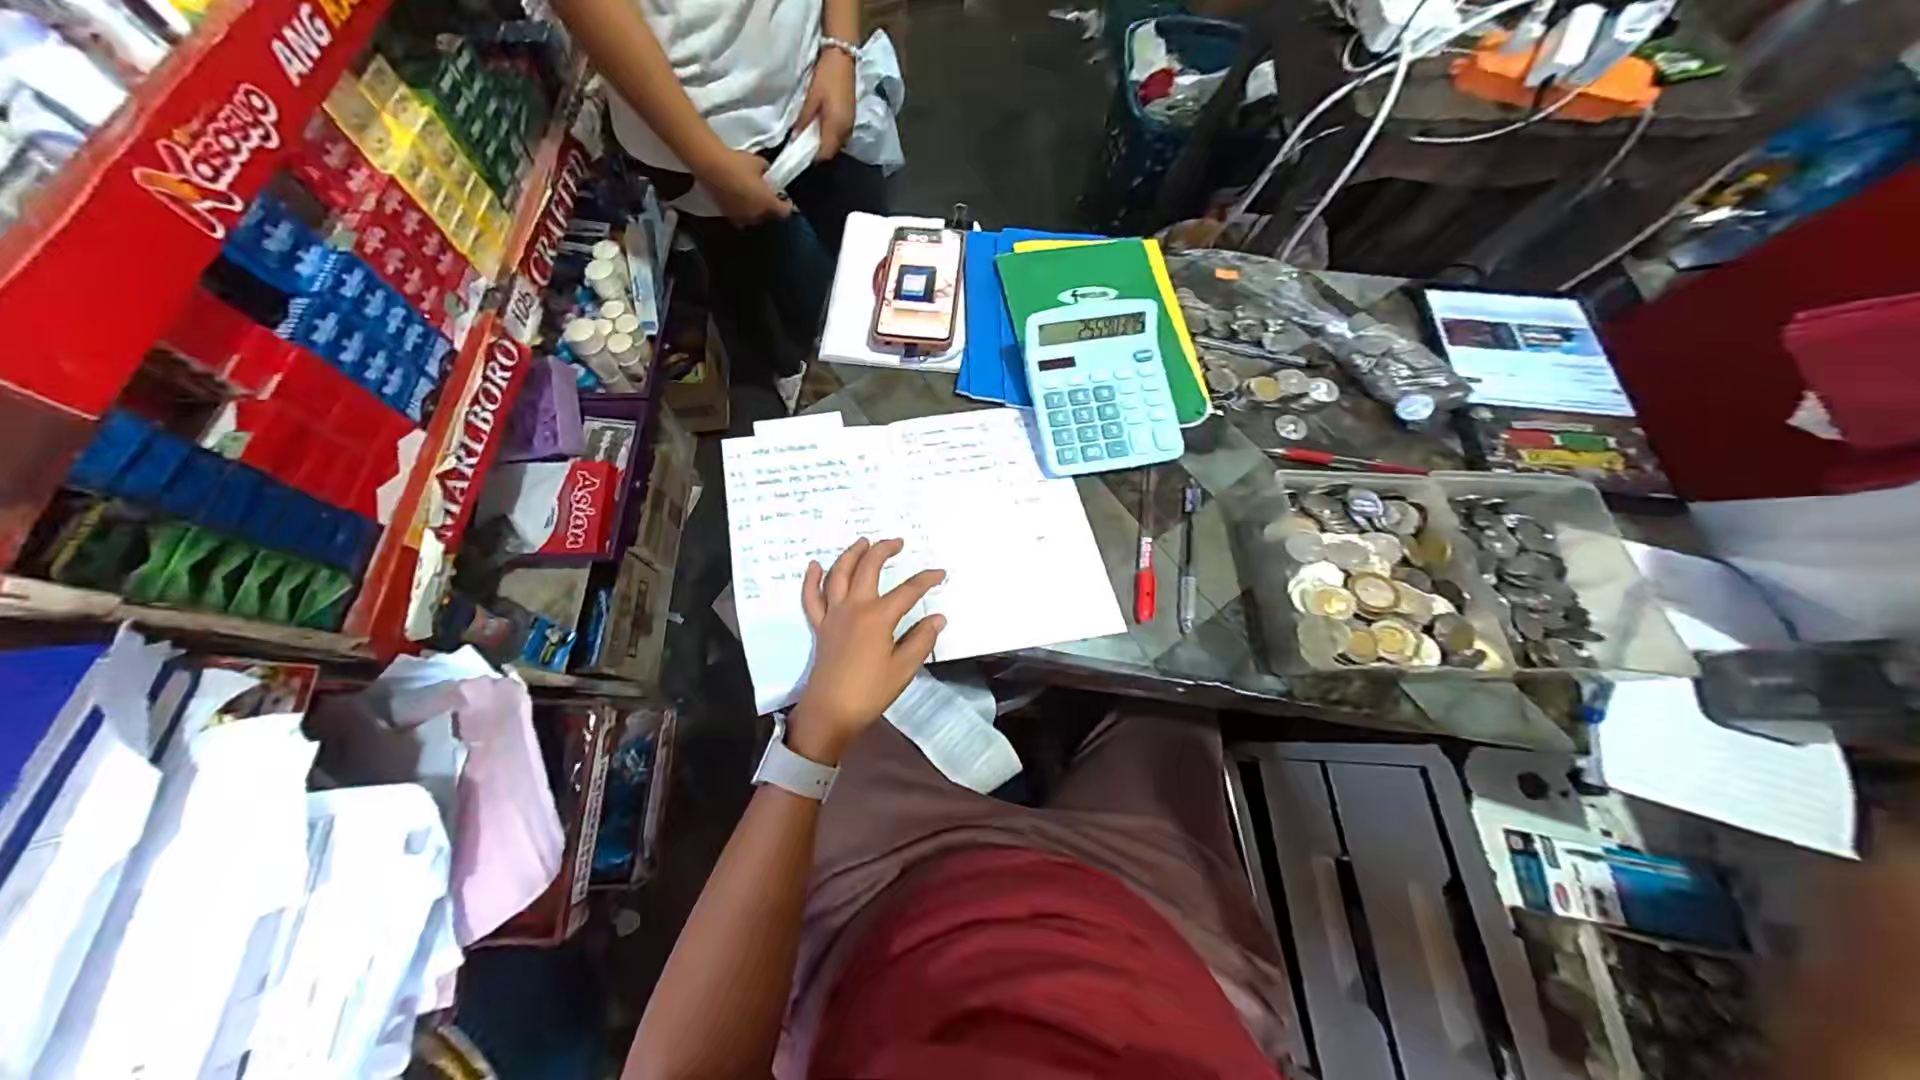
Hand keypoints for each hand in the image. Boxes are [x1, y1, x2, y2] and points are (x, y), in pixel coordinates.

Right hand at [699, 148, 792, 226]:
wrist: (712, 167)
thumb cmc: (738, 164)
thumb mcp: (758, 162)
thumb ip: (765, 169)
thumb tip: (765, 170)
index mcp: (768, 204)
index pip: (784, 212)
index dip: (787, 206)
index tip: (786, 199)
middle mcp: (757, 215)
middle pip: (768, 216)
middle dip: (769, 208)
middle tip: (766, 196)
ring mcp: (741, 217)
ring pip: (753, 218)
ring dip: (755, 211)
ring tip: (751, 199)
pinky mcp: (727, 215)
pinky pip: (739, 217)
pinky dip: (741, 211)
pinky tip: (737, 201)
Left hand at [790, 538, 944, 763]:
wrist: (830, 711)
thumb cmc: (870, 692)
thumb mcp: (904, 668)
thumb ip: (921, 640)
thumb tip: (937, 618)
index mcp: (878, 617)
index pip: (908, 591)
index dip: (926, 580)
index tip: (940, 573)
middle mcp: (854, 607)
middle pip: (868, 569)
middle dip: (884, 550)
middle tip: (896, 542)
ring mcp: (833, 615)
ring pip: (839, 575)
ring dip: (851, 554)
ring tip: (863, 542)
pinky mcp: (820, 626)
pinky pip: (812, 597)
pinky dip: (812, 579)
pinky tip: (816, 565)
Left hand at [793, 48, 854, 161]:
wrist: (842, 56)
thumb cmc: (826, 76)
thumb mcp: (811, 97)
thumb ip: (803, 120)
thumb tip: (794, 138)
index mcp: (836, 128)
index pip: (824, 154)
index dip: (811, 157)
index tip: (798, 154)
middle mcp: (846, 132)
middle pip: (830, 152)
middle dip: (817, 152)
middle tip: (801, 145)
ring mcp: (850, 126)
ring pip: (835, 145)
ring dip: (823, 144)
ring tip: (809, 136)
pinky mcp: (851, 120)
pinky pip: (839, 136)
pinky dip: (829, 136)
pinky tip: (820, 128)